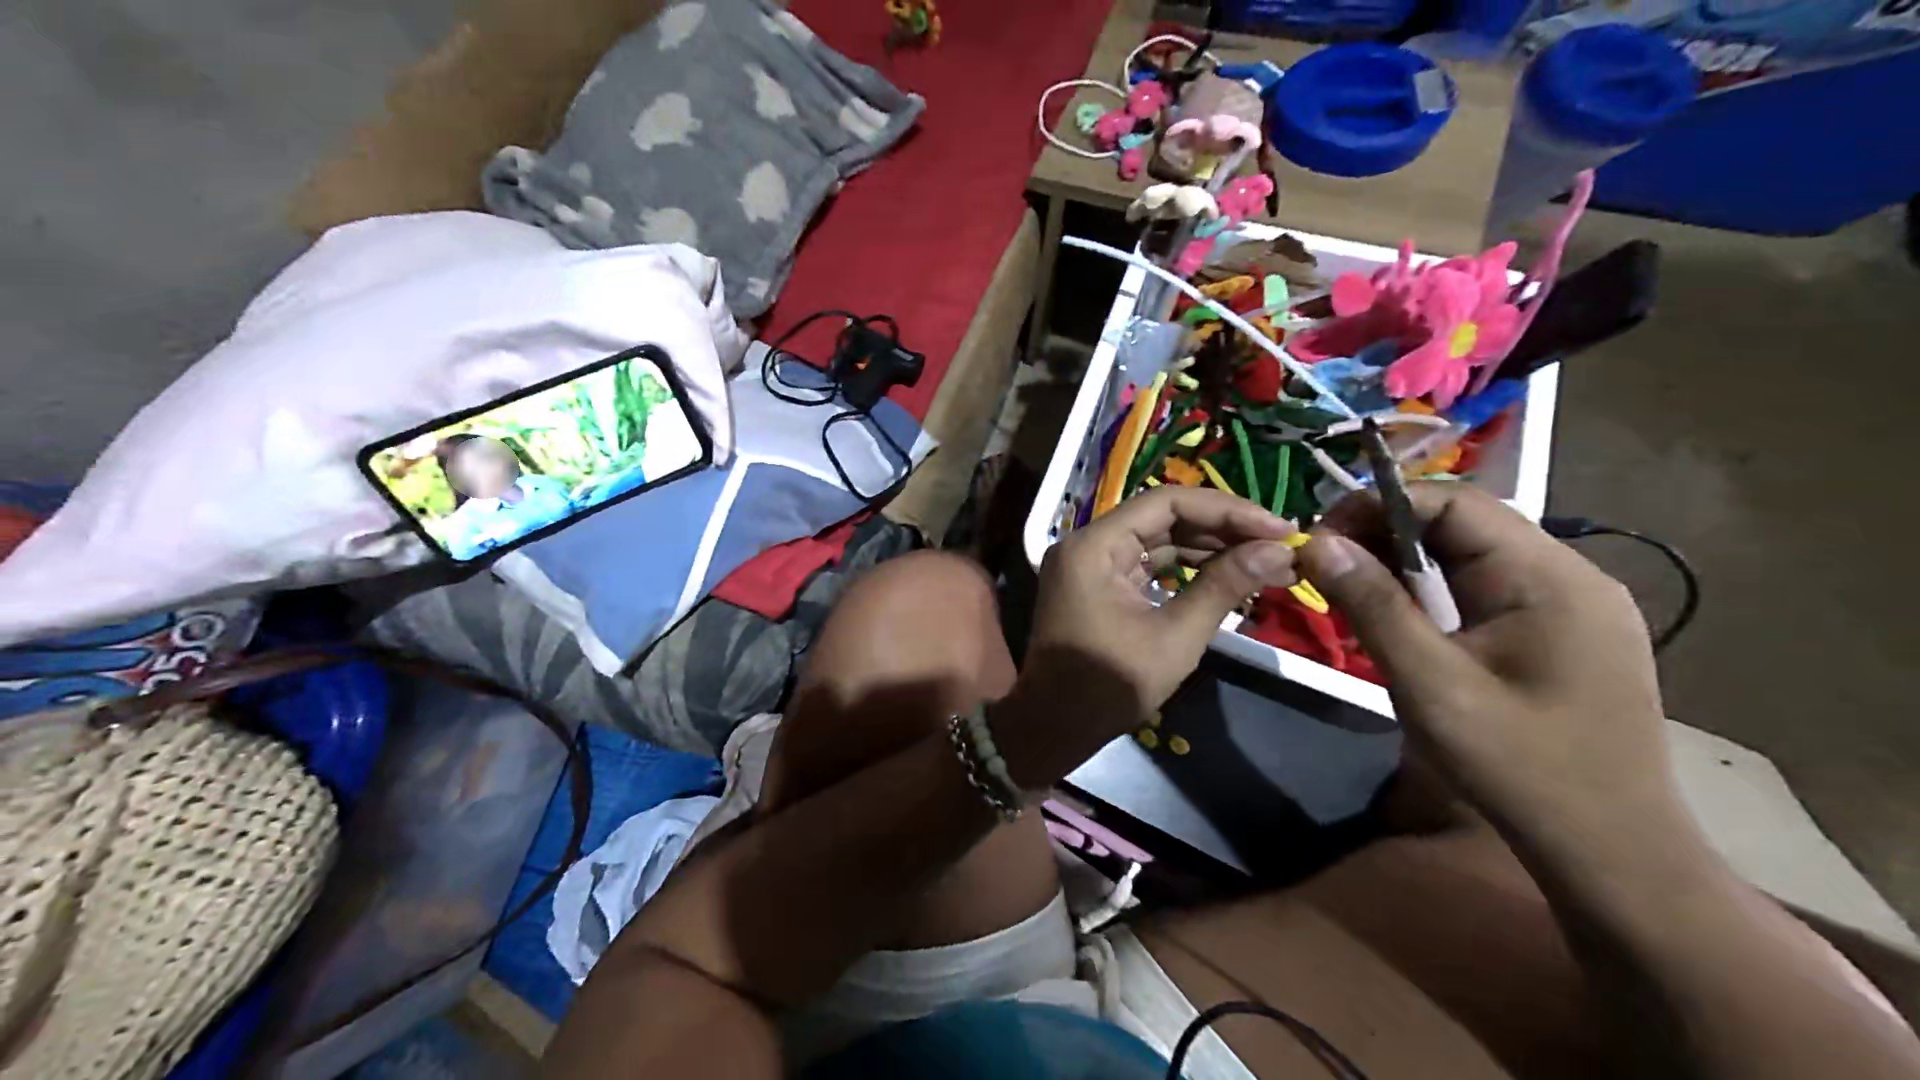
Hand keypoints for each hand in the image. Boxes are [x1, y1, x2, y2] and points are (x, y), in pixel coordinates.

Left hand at [1022, 487, 1299, 746]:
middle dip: (1221, 529)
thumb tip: (1278, 551)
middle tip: (1278, 545)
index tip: (1277, 527)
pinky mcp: (1098, 586)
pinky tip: (1225, 575)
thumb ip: (1223, 586)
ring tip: (1262, 560)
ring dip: (1207, 548)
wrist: (1055, 725)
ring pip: (1157, 541)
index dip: (1226, 510)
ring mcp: (1090, 564)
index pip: (1167, 502)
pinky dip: (1183, 569)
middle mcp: (1088, 544)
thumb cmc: (1111, 684)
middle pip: (1162, 518)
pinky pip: (1145, 564)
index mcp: (1095, 545)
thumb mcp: (1175, 636)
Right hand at [1295, 485, 1681, 864]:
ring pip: (1470, 553)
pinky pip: (1483, 585)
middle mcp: (1569, 575)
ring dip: (1403, 560)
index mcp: (1549, 578)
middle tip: (1323, 563)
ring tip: (1348, 585)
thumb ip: (1374, 606)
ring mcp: (1570, 603)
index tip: (1319, 535)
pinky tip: (1398, 613)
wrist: (1611, 852)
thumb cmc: (1520, 767)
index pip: (1454, 501)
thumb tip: (1317, 542)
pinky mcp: (1560, 630)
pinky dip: (1430, 587)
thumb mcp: (1431, 685)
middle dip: (1384, 531)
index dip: (1378, 504)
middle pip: (1463, 522)